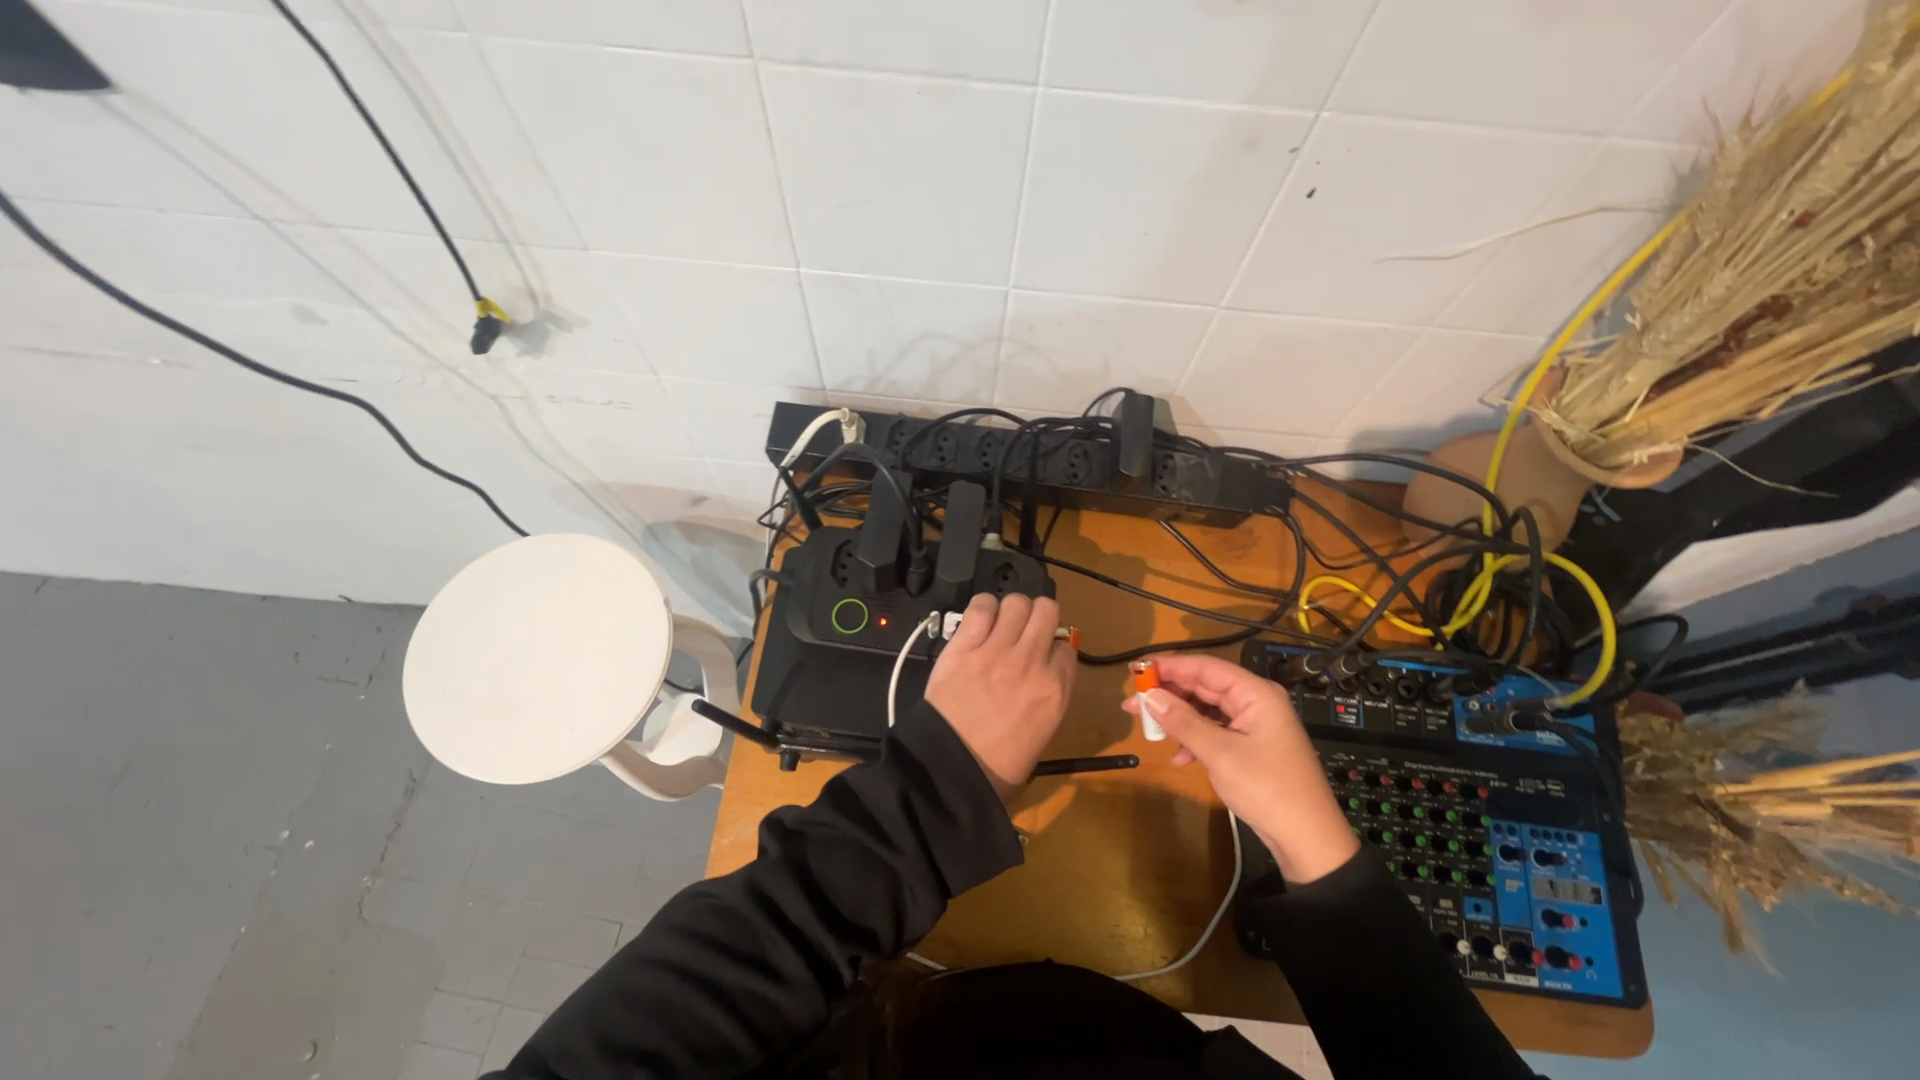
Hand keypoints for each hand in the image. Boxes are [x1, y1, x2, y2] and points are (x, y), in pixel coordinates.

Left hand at [922, 592, 1076, 803]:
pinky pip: (981, 607)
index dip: (1053, 647)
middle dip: (1038, 617)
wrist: (950, 770)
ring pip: (1016, 603)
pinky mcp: (963, 647)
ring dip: (1011, 610)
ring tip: (1000, 625)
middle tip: (1023, 631)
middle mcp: (1031, 663)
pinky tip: (979, 620)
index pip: (1066, 646)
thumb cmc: (999, 767)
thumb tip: (1044, 673)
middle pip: (1046, 611)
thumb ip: (1049, 697)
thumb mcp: (1043, 734)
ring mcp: (996, 651)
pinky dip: (983, 607)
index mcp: (1055, 690)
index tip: (1041, 655)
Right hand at [1123, 654, 1357, 883]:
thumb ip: (1183, 722)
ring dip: (1179, 718)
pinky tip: (1179, 757)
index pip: (1205, 667)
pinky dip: (1194, 739)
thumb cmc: (1267, 789)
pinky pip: (1215, 730)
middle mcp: (1256, 701)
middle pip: (1205, 686)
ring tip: (1149, 729)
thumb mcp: (1219, 753)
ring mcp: (1254, 724)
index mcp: (1255, 693)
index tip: (1136, 670)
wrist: (1307, 838)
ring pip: (1207, 709)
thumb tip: (1149, 696)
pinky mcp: (1251, 745)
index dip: (1169, 666)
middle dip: (1169, 693)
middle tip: (1133, 702)